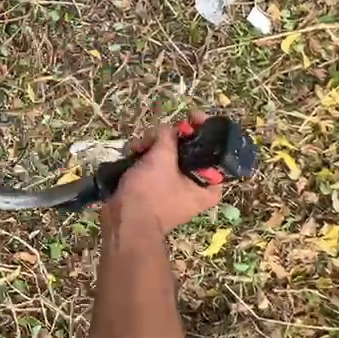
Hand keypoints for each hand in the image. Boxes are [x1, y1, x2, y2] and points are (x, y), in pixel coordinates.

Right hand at [102, 115, 222, 235]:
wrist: (124, 222)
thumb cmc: (150, 193)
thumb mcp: (161, 160)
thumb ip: (168, 137)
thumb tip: (169, 128)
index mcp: (208, 186)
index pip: (214, 150)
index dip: (202, 130)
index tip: (190, 115)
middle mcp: (195, 186)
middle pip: (186, 150)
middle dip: (166, 139)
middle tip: (152, 137)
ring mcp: (174, 188)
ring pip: (167, 156)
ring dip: (151, 146)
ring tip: (136, 148)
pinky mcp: (155, 188)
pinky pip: (155, 166)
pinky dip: (144, 157)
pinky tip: (131, 154)